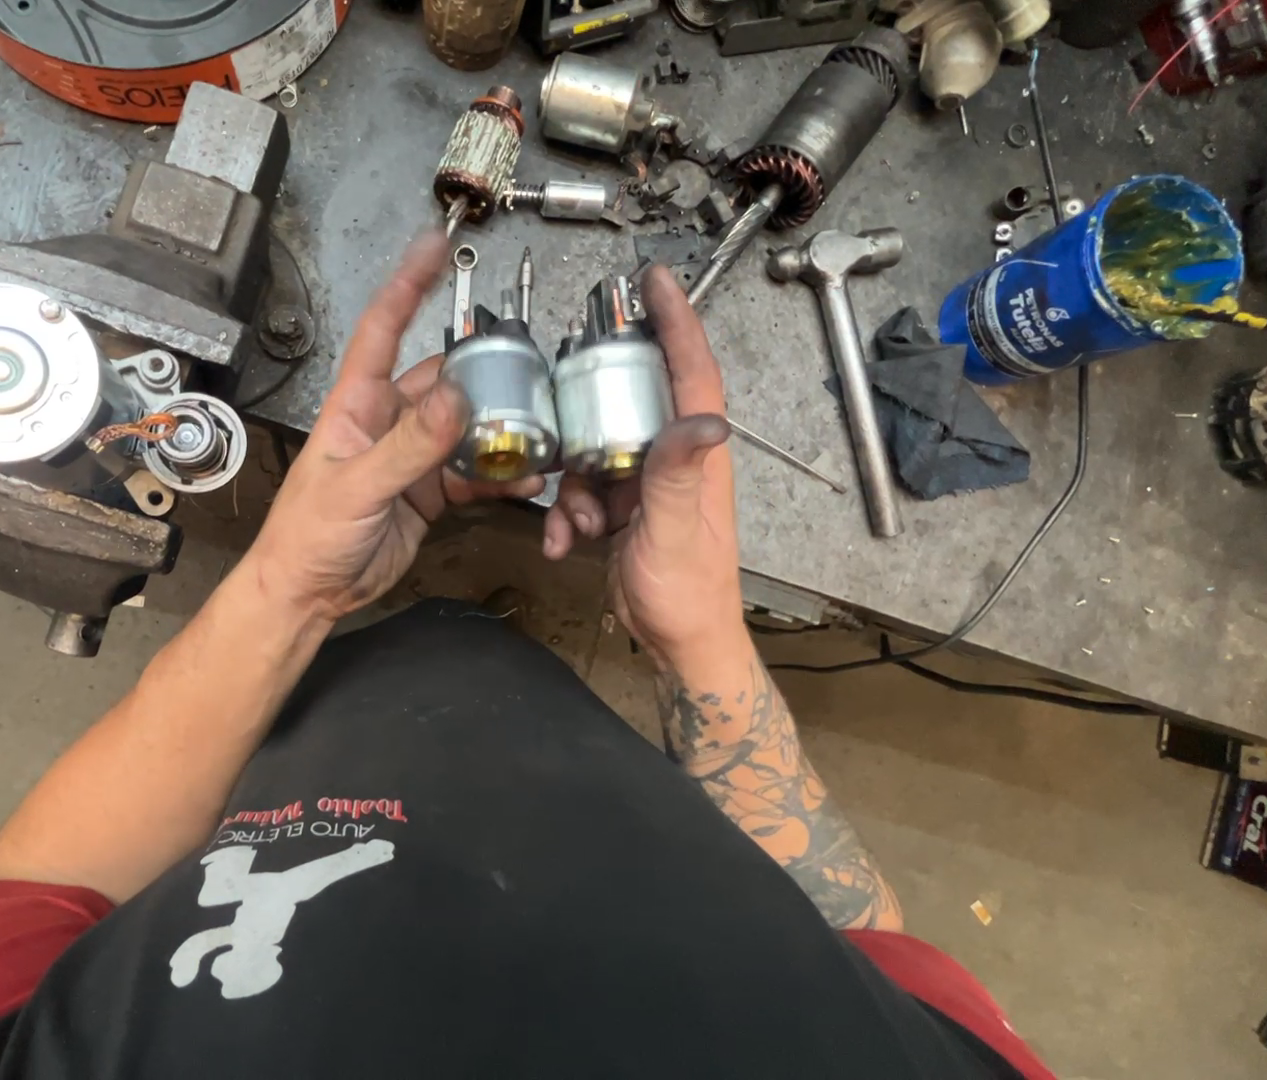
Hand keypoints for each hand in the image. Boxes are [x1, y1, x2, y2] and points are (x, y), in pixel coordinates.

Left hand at [240, 232, 544, 621]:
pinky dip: (498, 476)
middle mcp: (387, 422)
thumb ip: (409, 446)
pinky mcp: (429, 493)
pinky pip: (471, 475)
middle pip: (441, 382)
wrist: (313, 592)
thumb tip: (458, 399)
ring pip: (463, 429)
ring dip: (497, 431)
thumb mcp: (357, 485)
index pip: (381, 330)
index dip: (407, 286)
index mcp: (356, 405)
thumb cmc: (309, 533)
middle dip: (480, 375)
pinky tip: (525, 479)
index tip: (434, 247)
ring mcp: (411, 458)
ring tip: (535, 432)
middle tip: (524, 374)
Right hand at [542, 265, 741, 669]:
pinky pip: (583, 493)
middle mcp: (671, 458)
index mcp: (696, 455)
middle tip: (567, 410)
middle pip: (629, 405)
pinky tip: (561, 543)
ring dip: (574, 488)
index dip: (678, 323)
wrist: (677, 641)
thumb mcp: (676, 532)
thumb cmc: (687, 591)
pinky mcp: (620, 509)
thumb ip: (679, 475)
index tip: (656, 281)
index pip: (693, 373)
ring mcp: (643, 484)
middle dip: (593, 412)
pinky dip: (566, 515)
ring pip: (595, 454)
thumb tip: (705, 418)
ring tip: (574, 524)